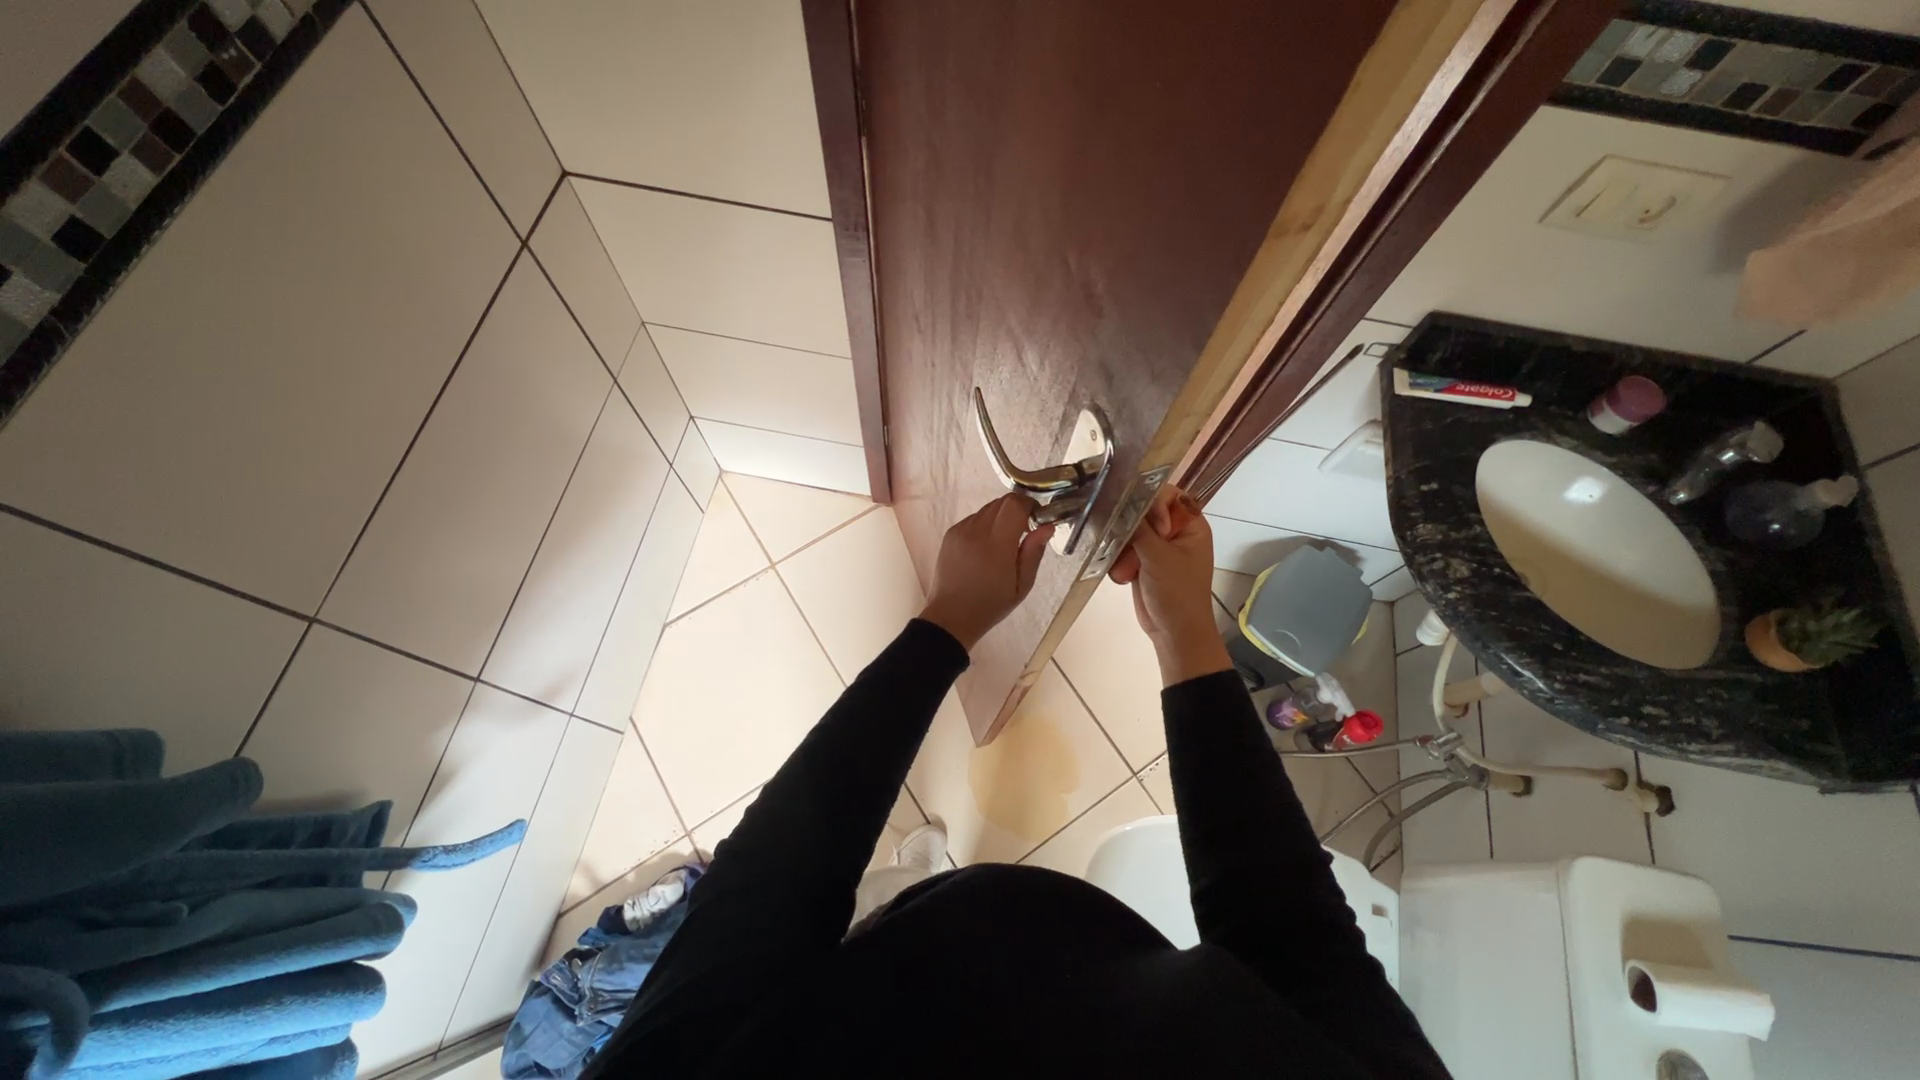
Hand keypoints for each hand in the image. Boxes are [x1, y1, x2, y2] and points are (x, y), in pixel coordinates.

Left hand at [919, 494, 1054, 649]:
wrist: (951, 616)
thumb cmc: (991, 605)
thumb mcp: (1022, 585)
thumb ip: (1033, 552)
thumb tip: (1047, 526)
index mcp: (996, 545)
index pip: (1014, 504)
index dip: (1029, 506)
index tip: (1036, 520)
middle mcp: (976, 531)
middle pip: (1001, 502)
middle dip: (1017, 510)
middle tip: (1024, 532)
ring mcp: (960, 530)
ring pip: (987, 509)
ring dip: (1001, 517)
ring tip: (1003, 543)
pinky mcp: (950, 534)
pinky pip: (974, 518)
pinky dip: (985, 525)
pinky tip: (985, 548)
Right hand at [1110, 485, 1231, 684]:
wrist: (1174, 633)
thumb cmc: (1176, 592)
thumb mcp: (1158, 556)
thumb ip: (1138, 526)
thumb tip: (1120, 500)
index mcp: (1190, 525)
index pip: (1168, 495)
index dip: (1153, 503)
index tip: (1147, 523)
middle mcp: (1175, 531)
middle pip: (1145, 511)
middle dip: (1131, 526)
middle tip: (1127, 542)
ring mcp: (1158, 547)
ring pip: (1131, 530)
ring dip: (1124, 546)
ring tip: (1126, 565)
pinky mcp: (1143, 562)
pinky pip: (1125, 547)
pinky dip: (1120, 558)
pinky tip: (1121, 573)